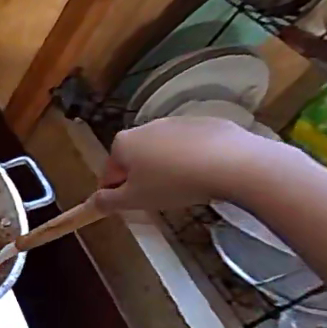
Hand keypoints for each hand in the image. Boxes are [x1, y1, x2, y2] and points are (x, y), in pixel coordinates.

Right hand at [91, 117, 304, 213]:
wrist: (235, 164)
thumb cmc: (173, 183)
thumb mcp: (134, 200)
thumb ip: (107, 202)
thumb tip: (91, 203)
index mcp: (122, 144)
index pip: (109, 173)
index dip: (117, 192)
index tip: (132, 205)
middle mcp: (146, 127)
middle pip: (136, 159)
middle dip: (143, 177)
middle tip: (159, 197)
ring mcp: (179, 123)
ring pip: (165, 151)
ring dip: (168, 168)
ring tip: (187, 187)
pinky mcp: (209, 123)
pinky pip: (193, 146)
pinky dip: (195, 158)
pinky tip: (208, 174)